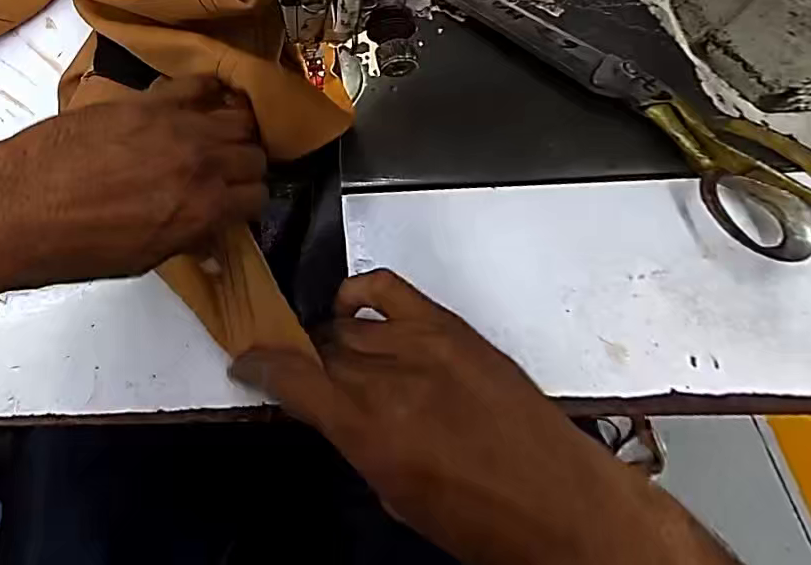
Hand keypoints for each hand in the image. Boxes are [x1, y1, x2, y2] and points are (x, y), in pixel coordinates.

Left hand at [0, 76, 267, 288]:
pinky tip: (205, 98)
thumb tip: (210, 236)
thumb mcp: (141, 258)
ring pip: (238, 117)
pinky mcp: (150, 100)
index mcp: (202, 210)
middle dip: (246, 166)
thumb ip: (187, 238)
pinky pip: (199, 83)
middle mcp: (201, 163)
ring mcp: (177, 125)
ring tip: (219, 135)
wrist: (16, 207)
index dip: (249, 201)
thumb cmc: (73, 246)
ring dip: (235, 129)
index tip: (236, 201)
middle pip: (254, 154)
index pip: (256, 197)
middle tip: (227, 170)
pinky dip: (210, 90)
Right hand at [232, 271, 731, 564]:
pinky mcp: (446, 323)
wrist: (564, 503)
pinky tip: (354, 308)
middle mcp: (387, 377)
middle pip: (321, 347)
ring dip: (333, 339)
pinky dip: (360, 291)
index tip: (245, 361)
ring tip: (339, 353)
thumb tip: (331, 407)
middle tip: (307, 374)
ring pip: (348, 323)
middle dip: (305, 361)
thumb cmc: (479, 523)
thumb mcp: (398, 496)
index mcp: (369, 430)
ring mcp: (419, 341)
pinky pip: (385, 287)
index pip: (293, 378)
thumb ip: (356, 441)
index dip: (260, 364)